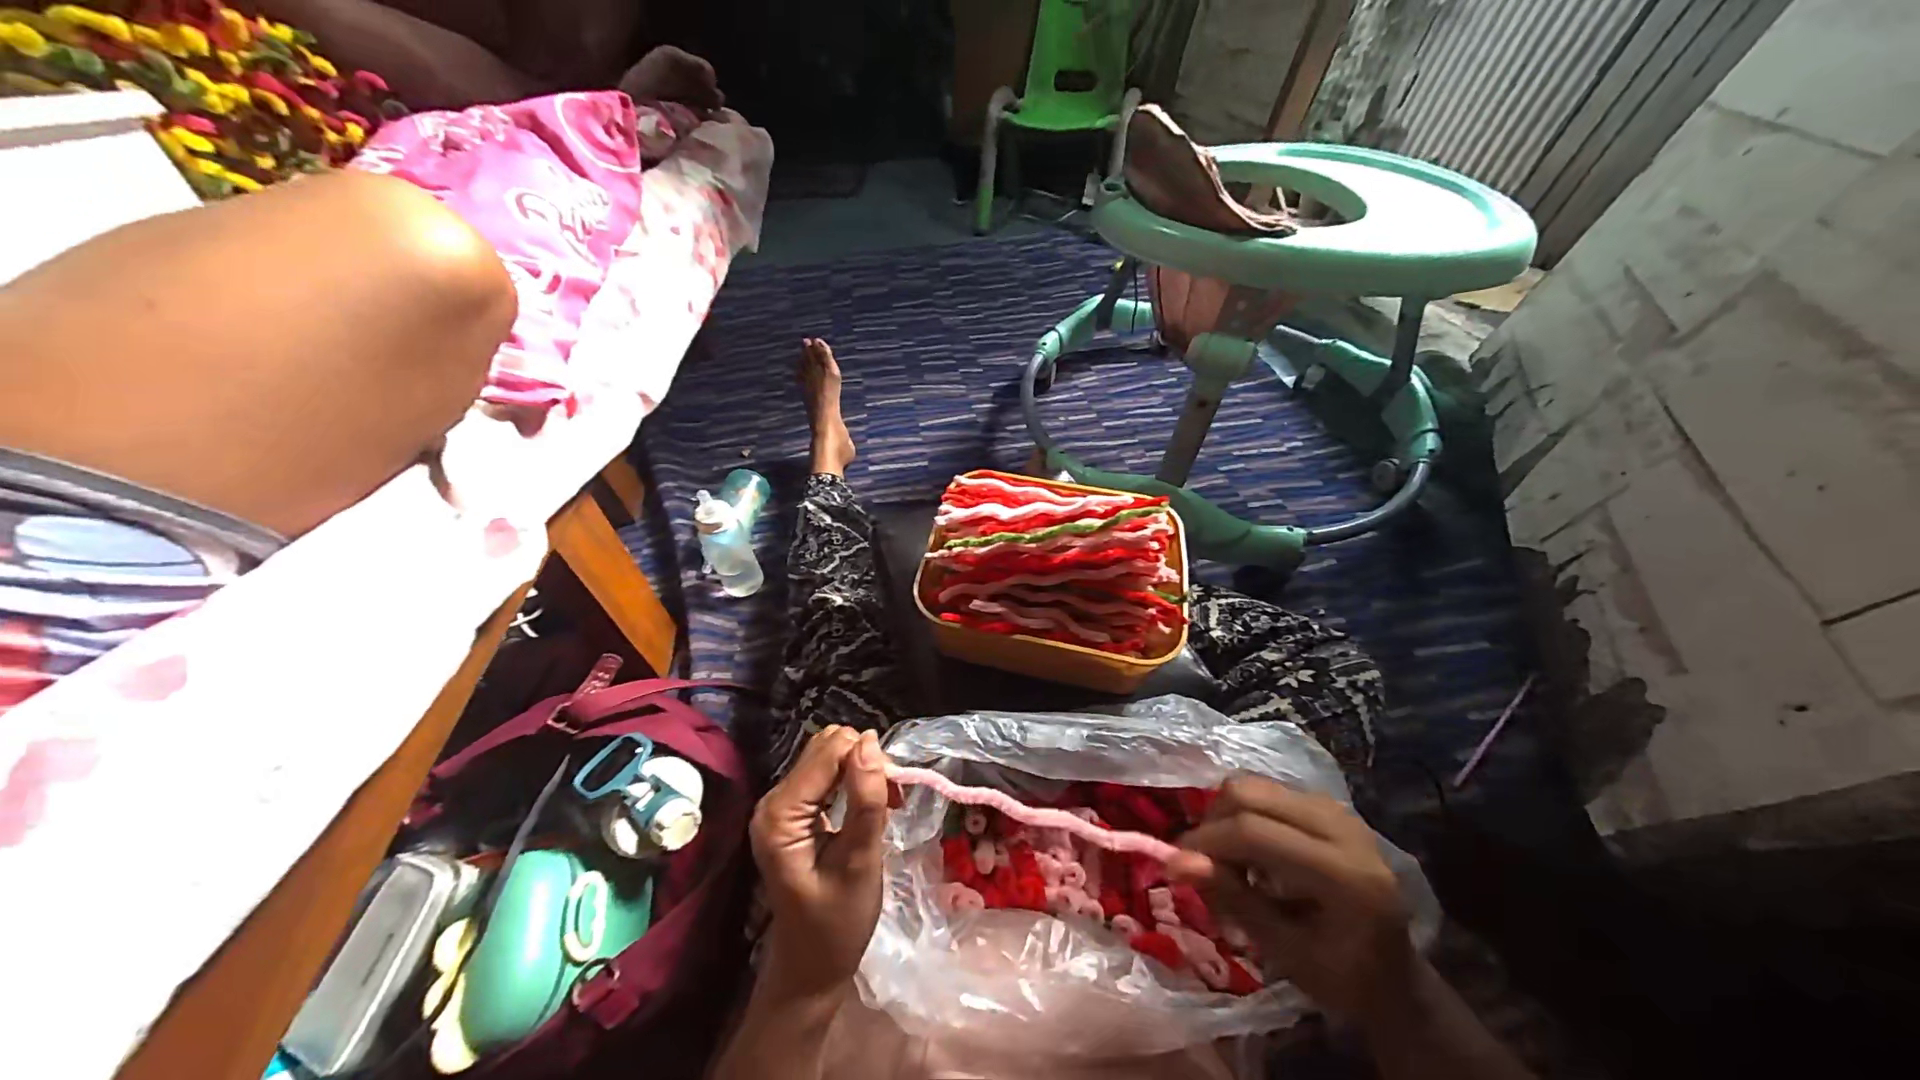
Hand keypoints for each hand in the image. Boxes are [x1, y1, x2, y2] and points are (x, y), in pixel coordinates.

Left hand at [749, 726, 889, 997]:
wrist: (812, 965)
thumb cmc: (837, 923)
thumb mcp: (860, 862)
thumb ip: (866, 800)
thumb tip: (871, 741)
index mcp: (780, 813)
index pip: (829, 751)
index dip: (868, 760)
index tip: (895, 794)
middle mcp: (773, 799)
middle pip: (827, 747)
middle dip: (865, 762)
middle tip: (891, 801)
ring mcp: (780, 803)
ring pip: (829, 755)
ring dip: (863, 770)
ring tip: (884, 803)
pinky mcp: (791, 809)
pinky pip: (826, 773)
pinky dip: (853, 779)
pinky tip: (870, 804)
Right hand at [1167, 776, 1414, 1022]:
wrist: (1396, 976)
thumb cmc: (1342, 977)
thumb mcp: (1285, 952)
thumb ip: (1232, 899)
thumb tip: (1175, 861)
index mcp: (1343, 873)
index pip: (1255, 831)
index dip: (1205, 842)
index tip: (1175, 865)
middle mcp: (1342, 827)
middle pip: (1249, 793)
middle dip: (1211, 823)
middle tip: (1202, 863)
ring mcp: (1336, 809)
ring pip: (1252, 784)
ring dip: (1224, 816)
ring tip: (1226, 859)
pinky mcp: (1327, 804)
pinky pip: (1266, 790)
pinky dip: (1242, 813)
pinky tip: (1248, 850)